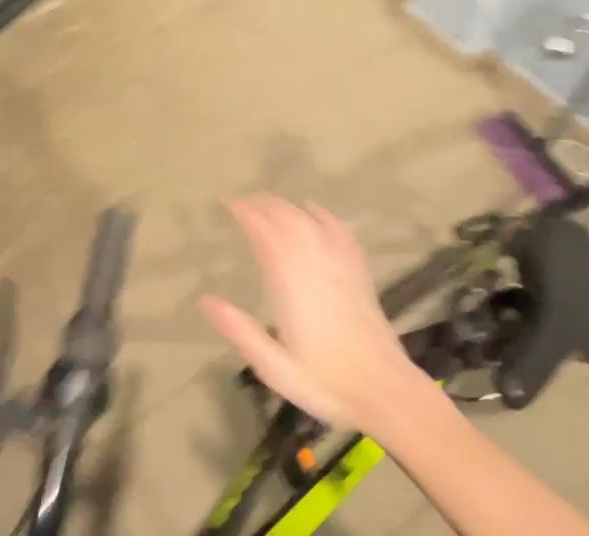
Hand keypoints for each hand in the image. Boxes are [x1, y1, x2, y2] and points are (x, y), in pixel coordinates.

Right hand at [199, 195, 429, 430]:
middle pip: (287, 220)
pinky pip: (339, 232)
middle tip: (241, 200)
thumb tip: (205, 300)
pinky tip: (315, 210)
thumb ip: (241, 331)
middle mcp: (316, 264)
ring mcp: (341, 265)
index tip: (227, 202)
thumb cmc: (325, 381)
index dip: (246, 214)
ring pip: (310, 221)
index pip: (265, 234)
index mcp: (291, 284)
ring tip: (267, 203)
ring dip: (287, 207)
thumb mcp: (274, 366)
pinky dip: (323, 216)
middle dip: (263, 206)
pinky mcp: (359, 272)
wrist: (383, 388)